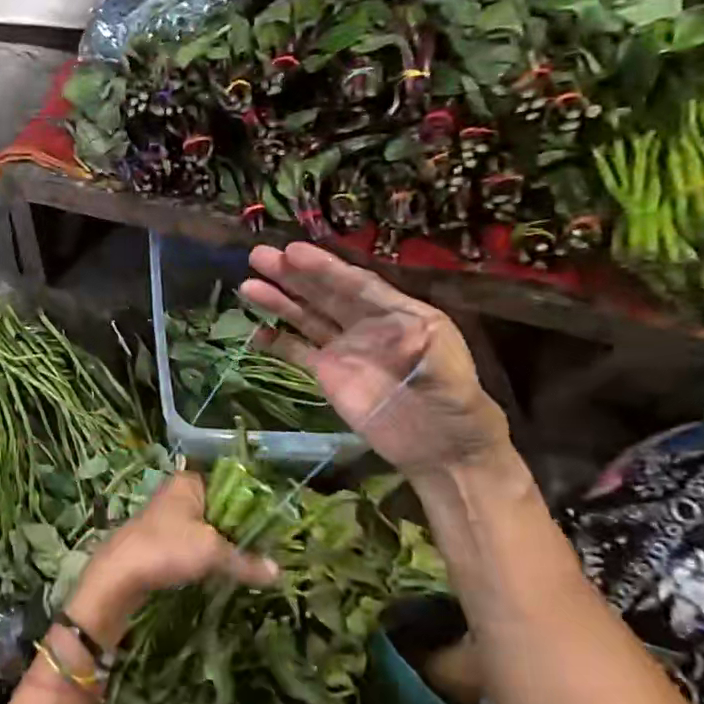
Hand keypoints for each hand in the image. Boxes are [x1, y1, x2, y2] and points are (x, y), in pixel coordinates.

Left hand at [67, 473, 279, 643]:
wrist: (118, 574)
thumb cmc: (167, 549)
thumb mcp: (213, 553)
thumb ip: (247, 561)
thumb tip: (279, 572)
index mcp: (189, 483)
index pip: (231, 486)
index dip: (252, 507)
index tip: (273, 530)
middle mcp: (176, 493)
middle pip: (219, 508)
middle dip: (239, 529)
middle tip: (265, 551)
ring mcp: (165, 516)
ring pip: (205, 528)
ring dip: (222, 545)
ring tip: (248, 564)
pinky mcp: (158, 539)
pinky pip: (191, 543)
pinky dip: (204, 555)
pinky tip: (218, 572)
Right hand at [238, 242, 510, 480]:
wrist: (443, 451)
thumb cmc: (456, 409)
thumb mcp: (450, 378)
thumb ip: (426, 353)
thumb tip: (408, 330)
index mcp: (399, 315)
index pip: (356, 284)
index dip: (324, 268)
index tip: (293, 252)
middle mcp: (367, 325)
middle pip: (325, 294)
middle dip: (292, 275)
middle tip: (260, 256)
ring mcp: (345, 349)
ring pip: (306, 317)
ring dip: (278, 301)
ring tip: (248, 286)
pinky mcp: (328, 374)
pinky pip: (297, 352)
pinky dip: (276, 341)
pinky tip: (255, 331)